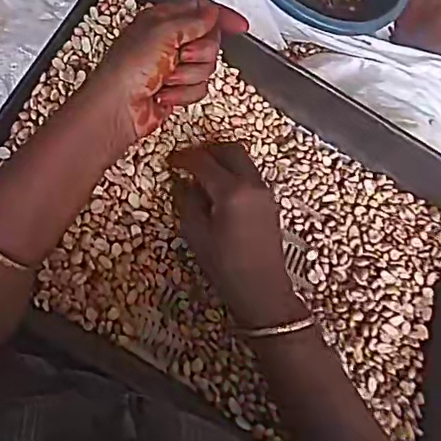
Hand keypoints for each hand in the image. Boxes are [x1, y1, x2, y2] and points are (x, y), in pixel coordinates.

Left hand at [84, 0, 248, 144]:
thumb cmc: (128, 69)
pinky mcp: (177, 90)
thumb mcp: (162, 32)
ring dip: (189, 75)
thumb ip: (193, 20)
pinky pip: (199, 89)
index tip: (239, 25)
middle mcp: (169, 41)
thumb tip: (212, 13)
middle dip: (200, 53)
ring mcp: (173, 67)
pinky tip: (165, 94)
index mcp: (163, 20)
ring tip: (167, 78)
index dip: (221, 17)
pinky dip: (184, 93)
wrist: (117, 108)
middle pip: (210, 42)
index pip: (200, 11)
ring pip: (207, 68)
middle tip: (182, 56)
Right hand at [171, 142, 308, 330]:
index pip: (204, 161)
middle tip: (187, 161)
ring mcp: (264, 192)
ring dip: (221, 160)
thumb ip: (188, 202)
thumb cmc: (225, 265)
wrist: (262, 289)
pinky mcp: (269, 202)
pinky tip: (218, 190)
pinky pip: (249, 174)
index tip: (170, 161)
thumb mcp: (196, 234)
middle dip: (206, 150)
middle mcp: (252, 184)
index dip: (184, 158)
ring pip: (242, 160)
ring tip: (201, 175)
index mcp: (232, 191)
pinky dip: (232, 173)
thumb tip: (183, 182)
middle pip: (229, 150)